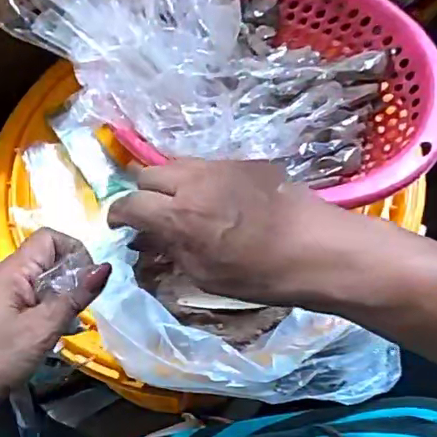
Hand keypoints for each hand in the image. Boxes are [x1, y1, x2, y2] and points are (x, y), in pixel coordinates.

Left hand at [0, 228, 109, 432]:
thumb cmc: (0, 355)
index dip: (74, 250)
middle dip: (68, 277)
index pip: (49, 237)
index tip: (88, 281)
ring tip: (66, 325)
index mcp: (11, 269)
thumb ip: (75, 296)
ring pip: (35, 282)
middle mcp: (0, 275)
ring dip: (56, 297)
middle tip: (80, 309)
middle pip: (43, 259)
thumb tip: (105, 268)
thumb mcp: (44, 327)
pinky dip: (41, 311)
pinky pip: (23, 301)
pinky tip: (46, 336)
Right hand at [107, 158, 413, 308]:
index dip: (117, 215)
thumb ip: (169, 251)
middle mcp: (192, 181)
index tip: (118, 226)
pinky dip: (196, 180)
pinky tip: (213, 200)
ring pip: (175, 163)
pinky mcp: (244, 161)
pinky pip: (205, 165)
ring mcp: (219, 166)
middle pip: (146, 174)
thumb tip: (147, 241)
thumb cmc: (259, 275)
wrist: (319, 249)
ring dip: (167, 183)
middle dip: (140, 194)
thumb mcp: (203, 274)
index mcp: (178, 214)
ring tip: (178, 204)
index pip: (128, 204)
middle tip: (148, 215)